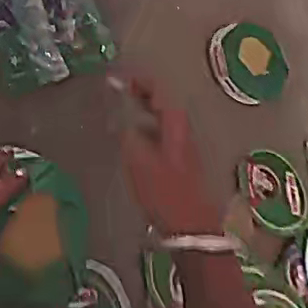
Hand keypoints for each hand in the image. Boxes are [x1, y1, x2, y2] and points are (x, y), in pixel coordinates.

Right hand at [118, 74, 223, 235]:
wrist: (191, 229)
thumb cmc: (165, 192)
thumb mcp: (138, 159)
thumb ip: (126, 131)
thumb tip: (117, 111)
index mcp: (175, 121)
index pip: (157, 87)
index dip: (137, 79)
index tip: (116, 78)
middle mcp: (182, 127)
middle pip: (161, 99)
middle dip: (139, 91)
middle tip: (116, 90)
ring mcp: (183, 143)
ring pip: (161, 116)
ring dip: (142, 108)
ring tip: (120, 109)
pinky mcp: (180, 159)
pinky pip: (161, 131)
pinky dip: (145, 125)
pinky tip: (132, 137)